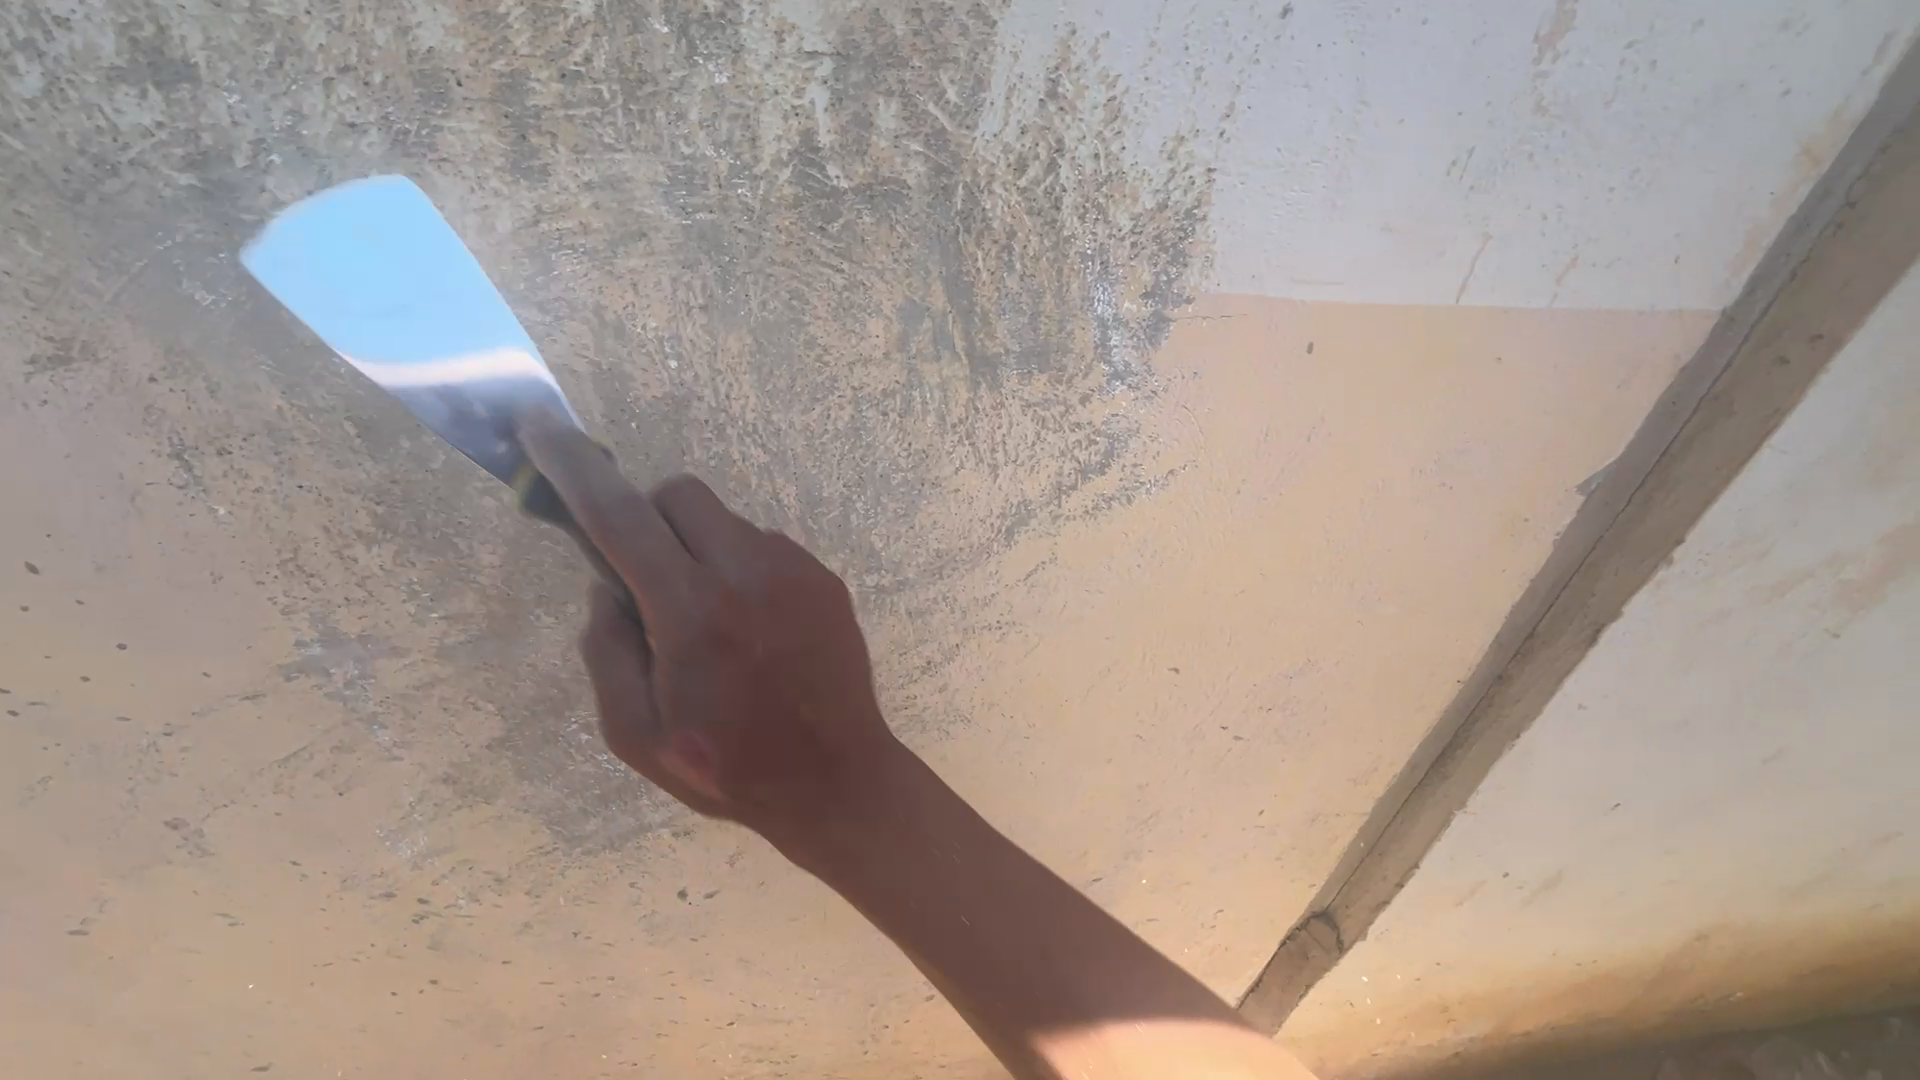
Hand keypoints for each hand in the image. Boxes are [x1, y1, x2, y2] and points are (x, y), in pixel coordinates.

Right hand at [517, 412, 901, 845]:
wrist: (837, 779)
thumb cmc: (727, 768)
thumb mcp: (635, 735)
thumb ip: (606, 650)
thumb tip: (607, 585)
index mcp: (691, 611)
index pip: (620, 516)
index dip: (574, 467)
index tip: (542, 427)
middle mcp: (747, 572)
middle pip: (680, 494)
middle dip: (648, 517)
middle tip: (649, 578)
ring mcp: (795, 570)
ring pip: (727, 521)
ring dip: (700, 550)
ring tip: (714, 623)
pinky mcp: (825, 579)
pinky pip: (766, 547)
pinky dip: (742, 569)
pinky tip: (756, 629)